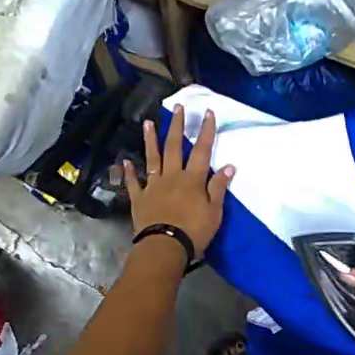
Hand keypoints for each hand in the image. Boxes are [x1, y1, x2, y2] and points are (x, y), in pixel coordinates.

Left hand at [125, 106, 234, 262]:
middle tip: (177, 107)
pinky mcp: (139, 198)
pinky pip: (134, 182)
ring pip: (152, 158)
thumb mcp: (214, 212)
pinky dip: (130, 172)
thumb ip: (219, 187)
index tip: (207, 112)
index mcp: (192, 179)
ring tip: (147, 123)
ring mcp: (153, 186)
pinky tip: (126, 161)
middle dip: (177, 126)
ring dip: (150, 140)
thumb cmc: (194, 231)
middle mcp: (172, 177)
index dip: (205, 131)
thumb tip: (228, 165)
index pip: (201, 151)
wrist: (164, 247)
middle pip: (174, 147)